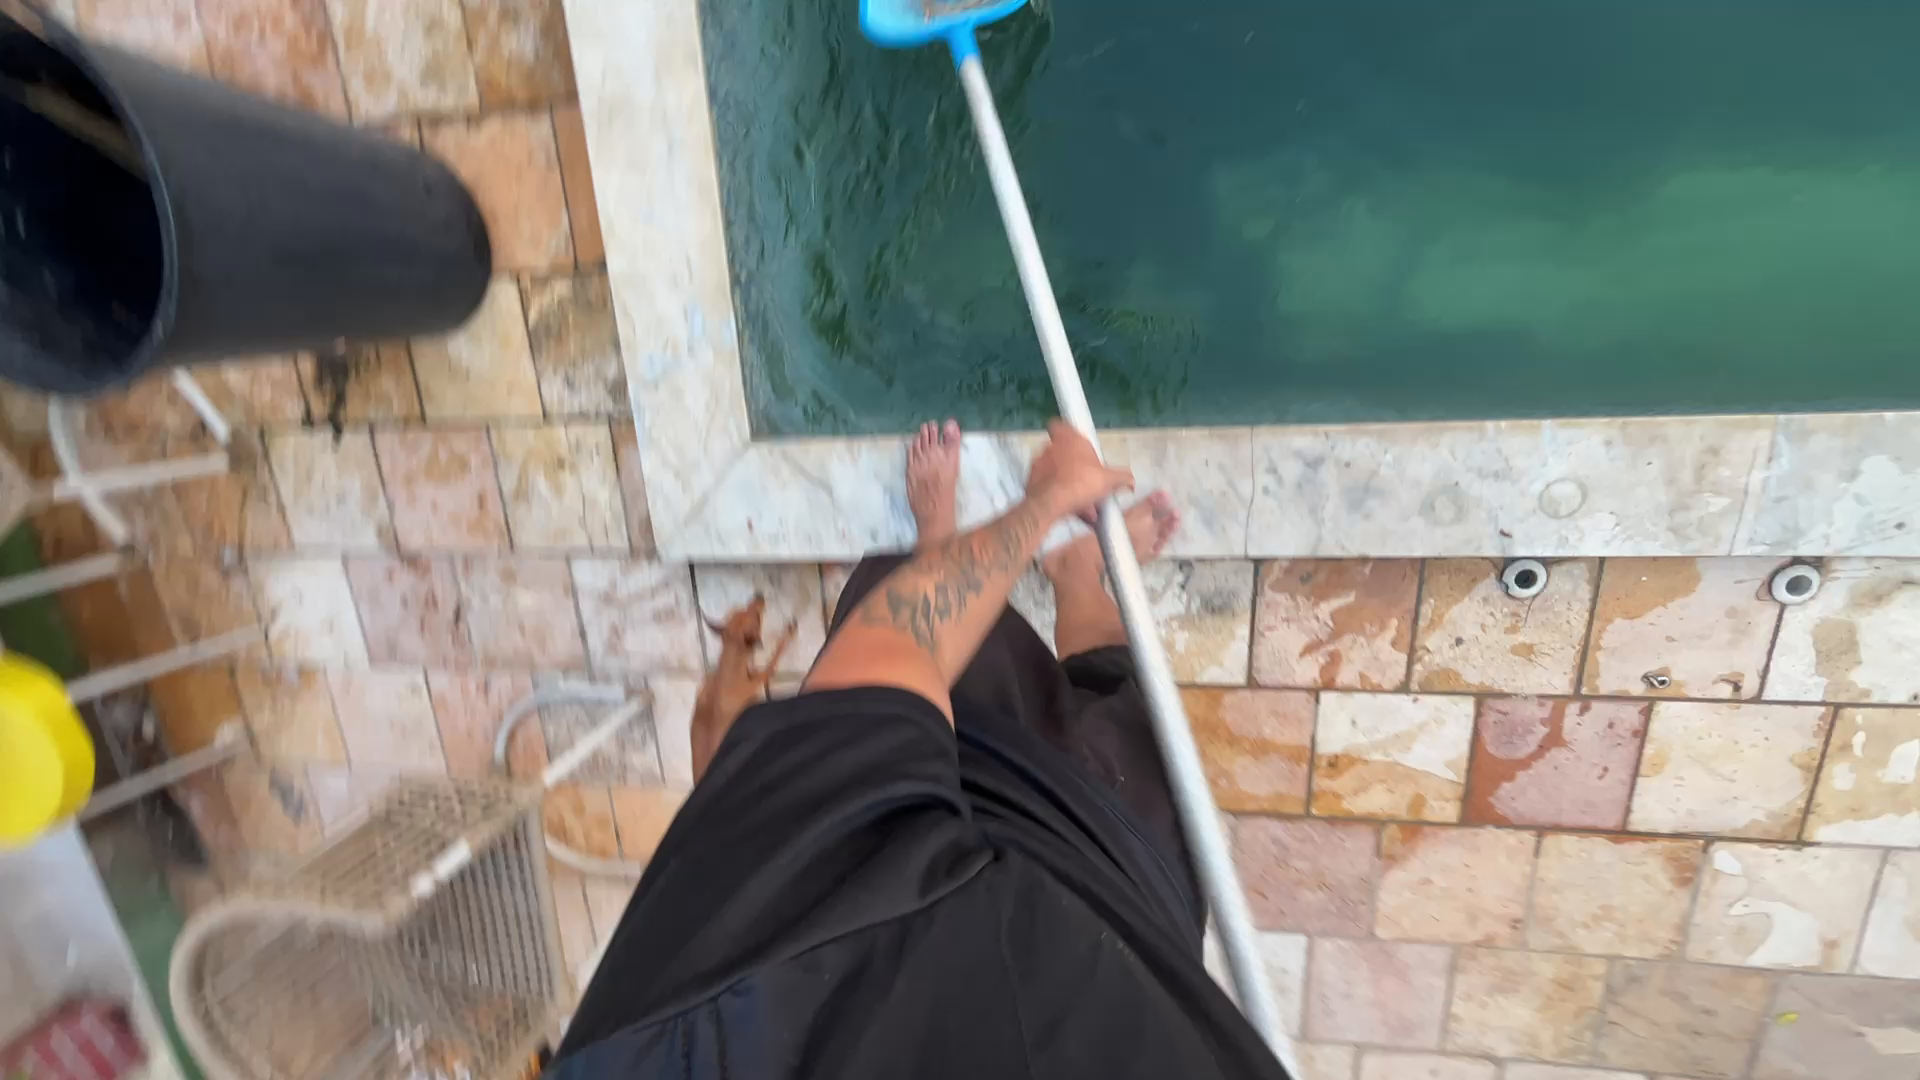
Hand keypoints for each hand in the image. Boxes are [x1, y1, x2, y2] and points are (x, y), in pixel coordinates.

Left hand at [1026, 419, 1132, 521]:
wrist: (1050, 504)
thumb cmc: (1081, 483)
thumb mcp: (1109, 480)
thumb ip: (1122, 478)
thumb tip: (1131, 480)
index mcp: (1068, 439)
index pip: (1060, 425)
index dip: (1066, 433)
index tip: (1076, 444)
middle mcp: (1050, 447)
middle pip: (1062, 452)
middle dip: (1075, 467)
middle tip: (1087, 480)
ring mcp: (1038, 464)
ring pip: (1056, 473)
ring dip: (1069, 485)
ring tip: (1084, 503)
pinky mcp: (1031, 482)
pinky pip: (1049, 487)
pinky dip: (1059, 496)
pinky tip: (1072, 510)